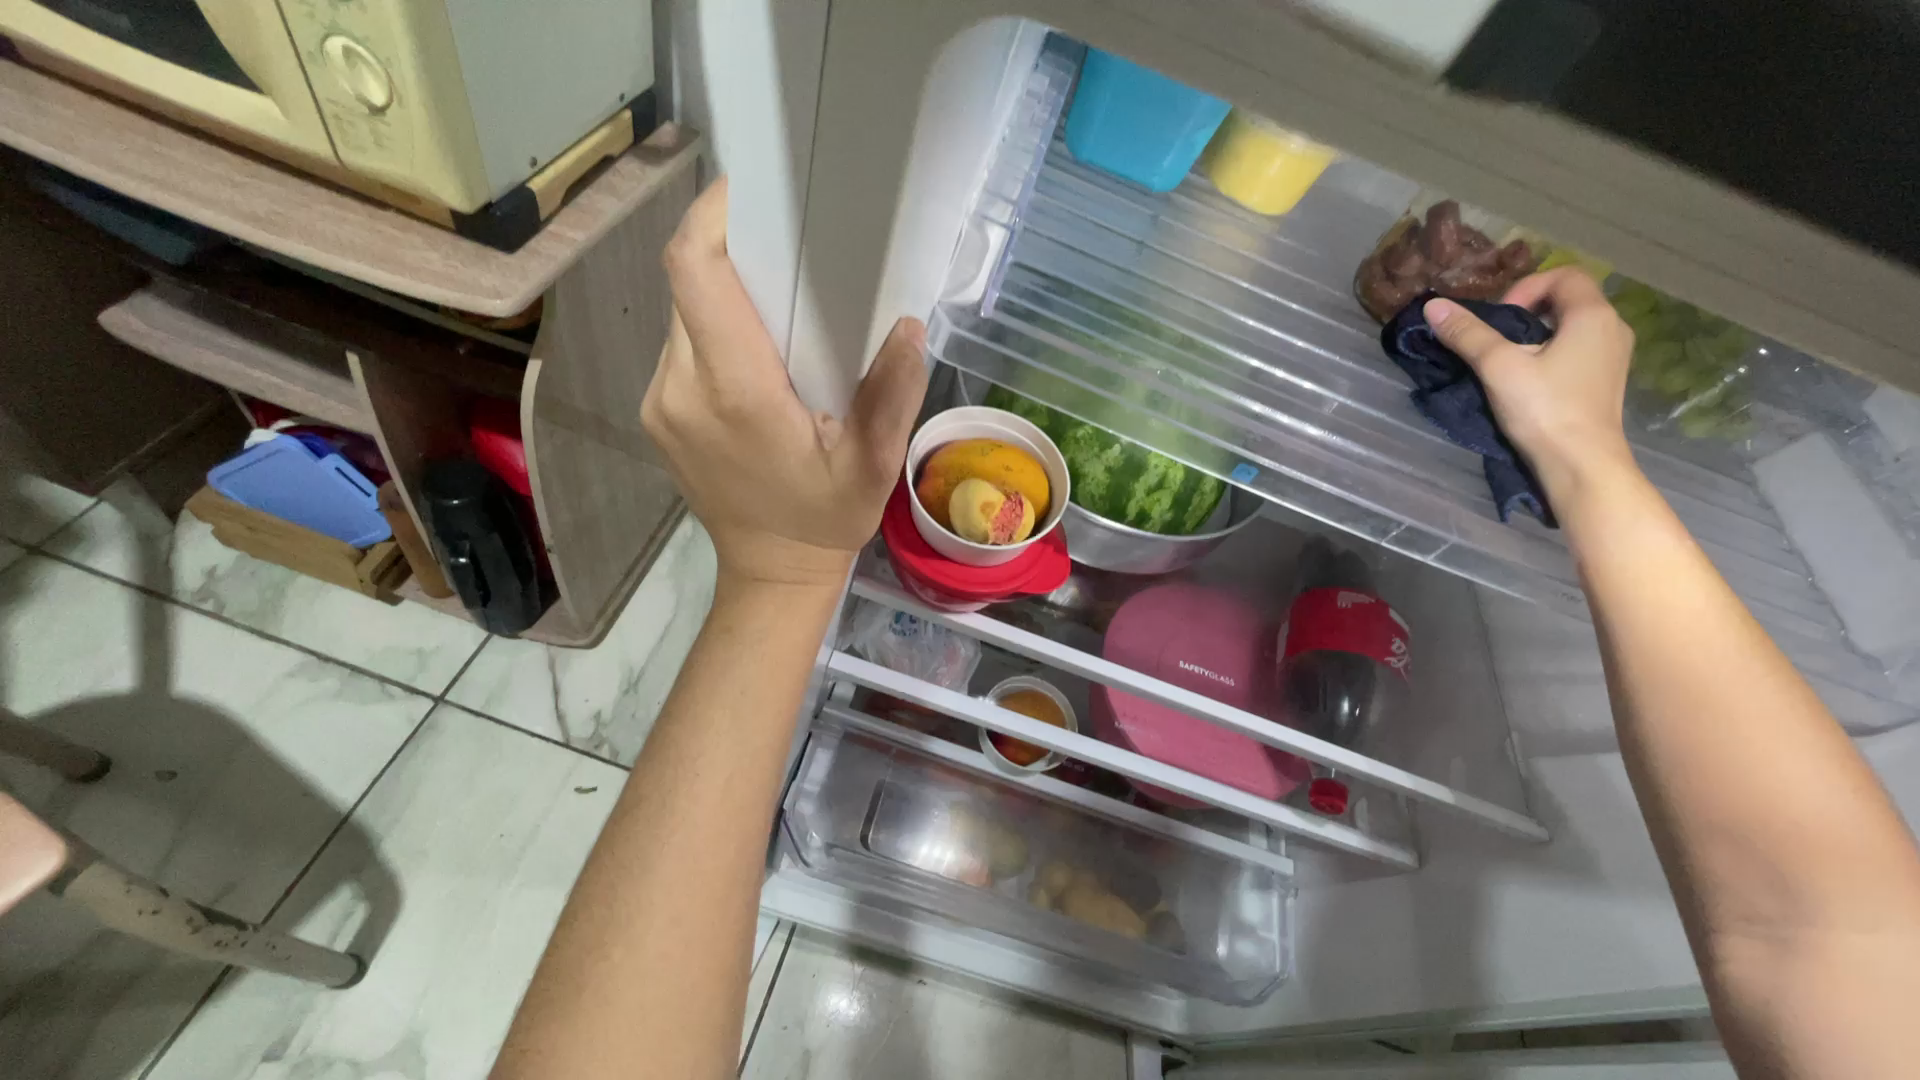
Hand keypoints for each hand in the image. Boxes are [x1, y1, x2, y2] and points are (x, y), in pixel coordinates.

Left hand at [643, 178, 928, 590]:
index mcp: (735, 393)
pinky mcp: (657, 411)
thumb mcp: (873, 466)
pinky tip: (758, 352)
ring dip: (727, 296)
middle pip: (690, 285)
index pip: (695, 272)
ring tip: (782, 307)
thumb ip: (891, 396)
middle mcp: (680, 388)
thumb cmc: (825, 520)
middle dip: (734, 255)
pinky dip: (716, 330)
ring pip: (684, 314)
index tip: (752, 191)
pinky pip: (683, 345)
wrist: (771, 572)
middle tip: (792, 252)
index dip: (712, 216)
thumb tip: (906, 327)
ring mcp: (659, 401)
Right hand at [1423, 269, 1640, 509]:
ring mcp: (1614, 356)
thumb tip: (1433, 305)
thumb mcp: (1498, 367)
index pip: (1564, 275)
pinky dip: (1550, 355)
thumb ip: (1467, 334)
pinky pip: (1577, 351)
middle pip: (1568, 300)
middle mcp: (1612, 328)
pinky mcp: (1605, 381)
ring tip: (1507, 363)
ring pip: (1571, 327)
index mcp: (1593, 315)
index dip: (1525, 287)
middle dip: (1527, 311)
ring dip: (1537, 335)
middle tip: (1496, 340)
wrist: (1580, 463)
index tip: (1499, 319)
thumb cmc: (1544, 409)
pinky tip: (1528, 382)